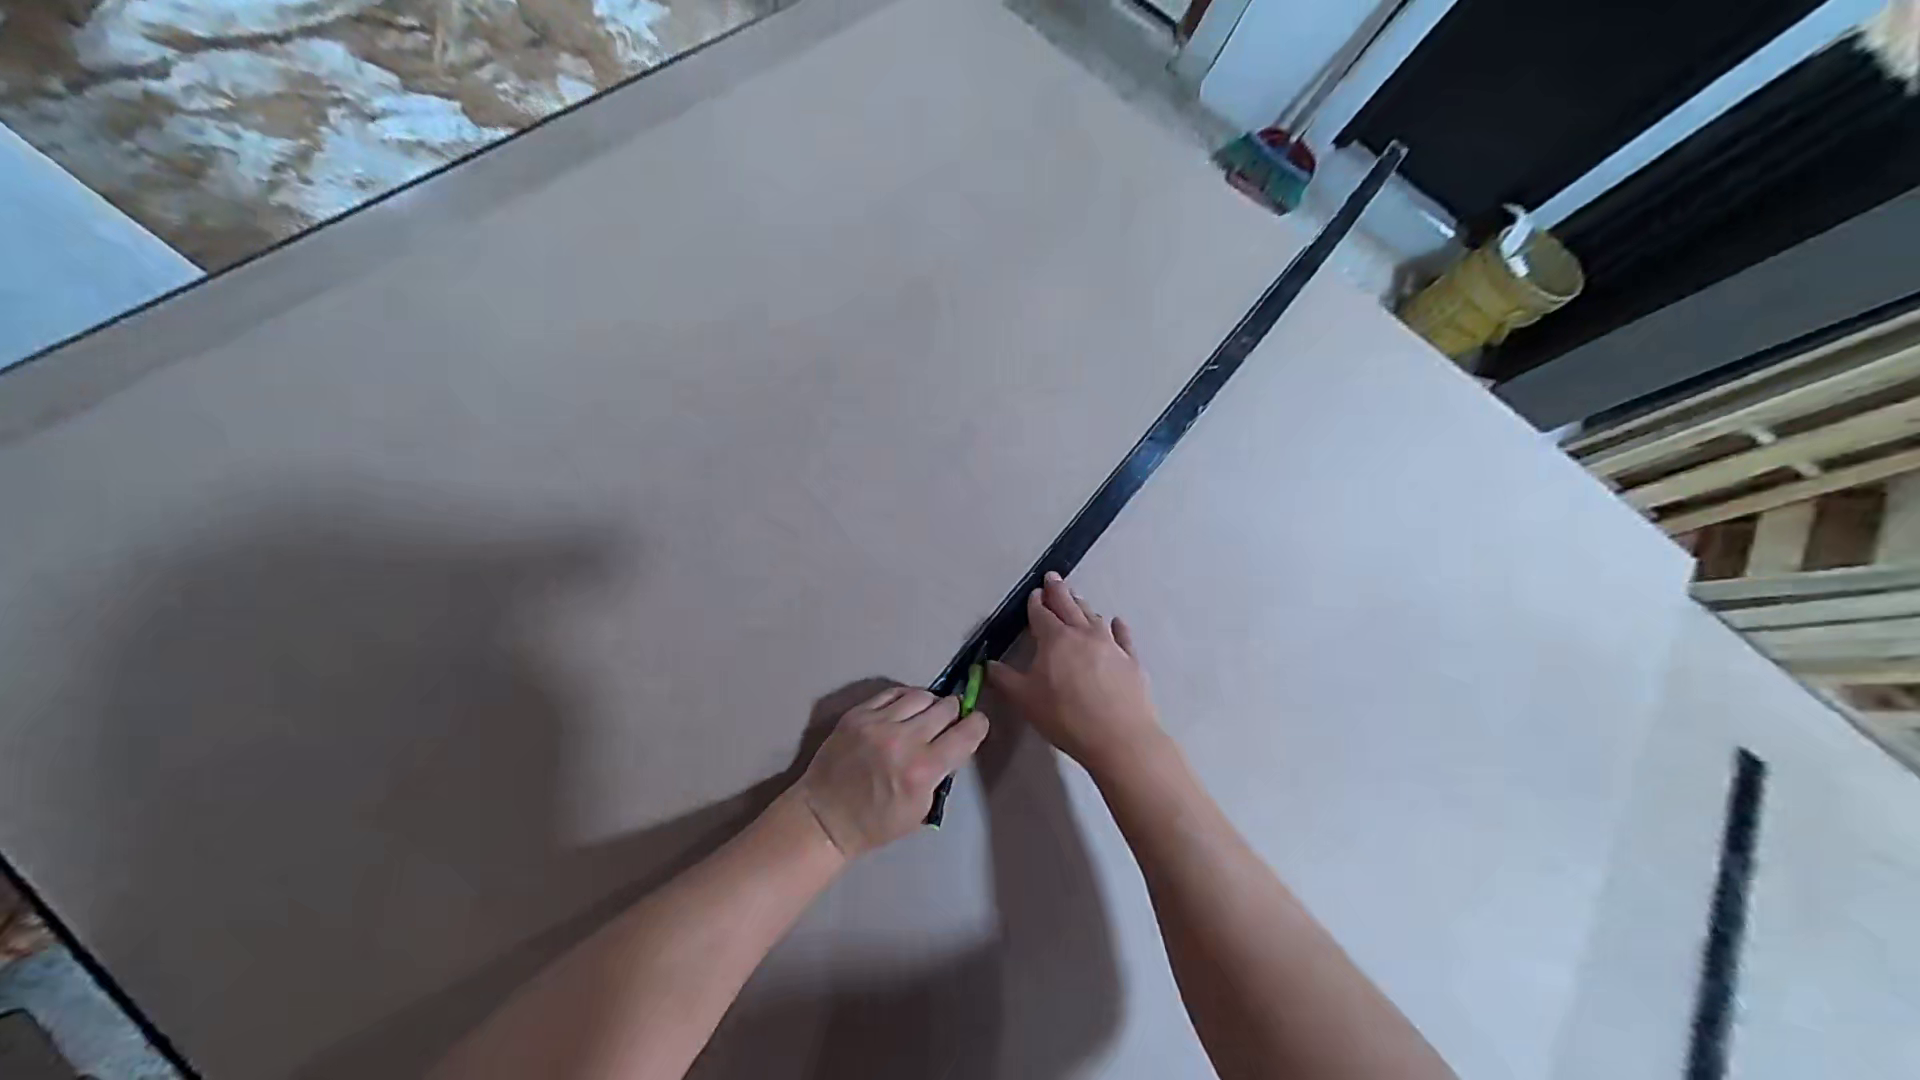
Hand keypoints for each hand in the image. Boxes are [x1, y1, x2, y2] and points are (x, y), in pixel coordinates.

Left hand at [796, 686, 988, 856]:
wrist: (825, 817)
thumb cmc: (876, 823)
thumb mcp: (922, 808)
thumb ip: (941, 773)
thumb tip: (953, 743)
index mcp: (922, 770)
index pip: (966, 732)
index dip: (977, 725)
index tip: (976, 724)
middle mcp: (902, 740)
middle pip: (945, 707)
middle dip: (953, 714)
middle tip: (949, 722)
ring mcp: (877, 724)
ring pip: (920, 695)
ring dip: (930, 704)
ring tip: (926, 715)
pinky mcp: (857, 714)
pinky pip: (892, 693)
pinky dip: (905, 698)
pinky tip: (905, 709)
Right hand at [988, 572, 1163, 775]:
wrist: (1119, 737)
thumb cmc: (1065, 717)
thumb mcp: (1025, 700)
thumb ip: (1004, 679)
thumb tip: (987, 664)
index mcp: (1055, 639)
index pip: (1041, 614)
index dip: (1036, 604)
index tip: (1034, 594)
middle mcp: (1083, 634)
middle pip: (1068, 606)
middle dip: (1058, 590)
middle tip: (1053, 577)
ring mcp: (1110, 645)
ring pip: (1094, 617)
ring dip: (1083, 605)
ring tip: (1077, 598)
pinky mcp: (1131, 660)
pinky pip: (1123, 637)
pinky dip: (1118, 627)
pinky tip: (1116, 622)